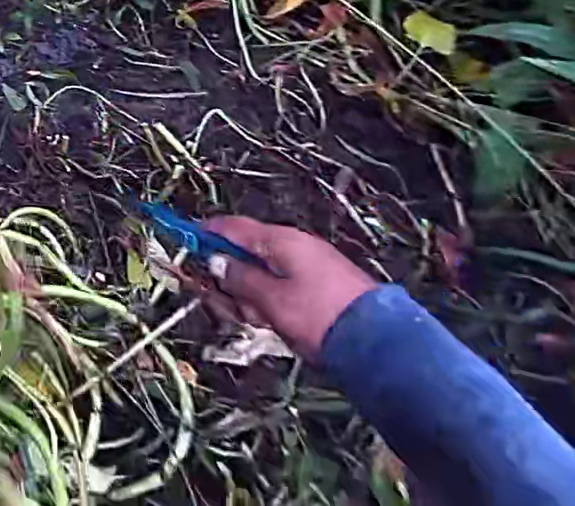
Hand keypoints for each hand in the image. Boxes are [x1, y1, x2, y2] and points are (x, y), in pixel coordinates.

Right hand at [198, 217, 377, 358]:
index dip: (205, 233)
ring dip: (250, 295)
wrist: (388, 348)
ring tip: (257, 320)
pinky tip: (275, 322)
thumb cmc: (322, 318)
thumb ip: (239, 278)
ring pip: (262, 273)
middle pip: (245, 253)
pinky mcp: (322, 287)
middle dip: (230, 277)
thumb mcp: (272, 300)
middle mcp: (294, 246)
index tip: (186, 243)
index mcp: (280, 240)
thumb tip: (216, 261)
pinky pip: (282, 285)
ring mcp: (310, 266)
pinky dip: (270, 300)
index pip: (231, 226)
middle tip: (226, 304)